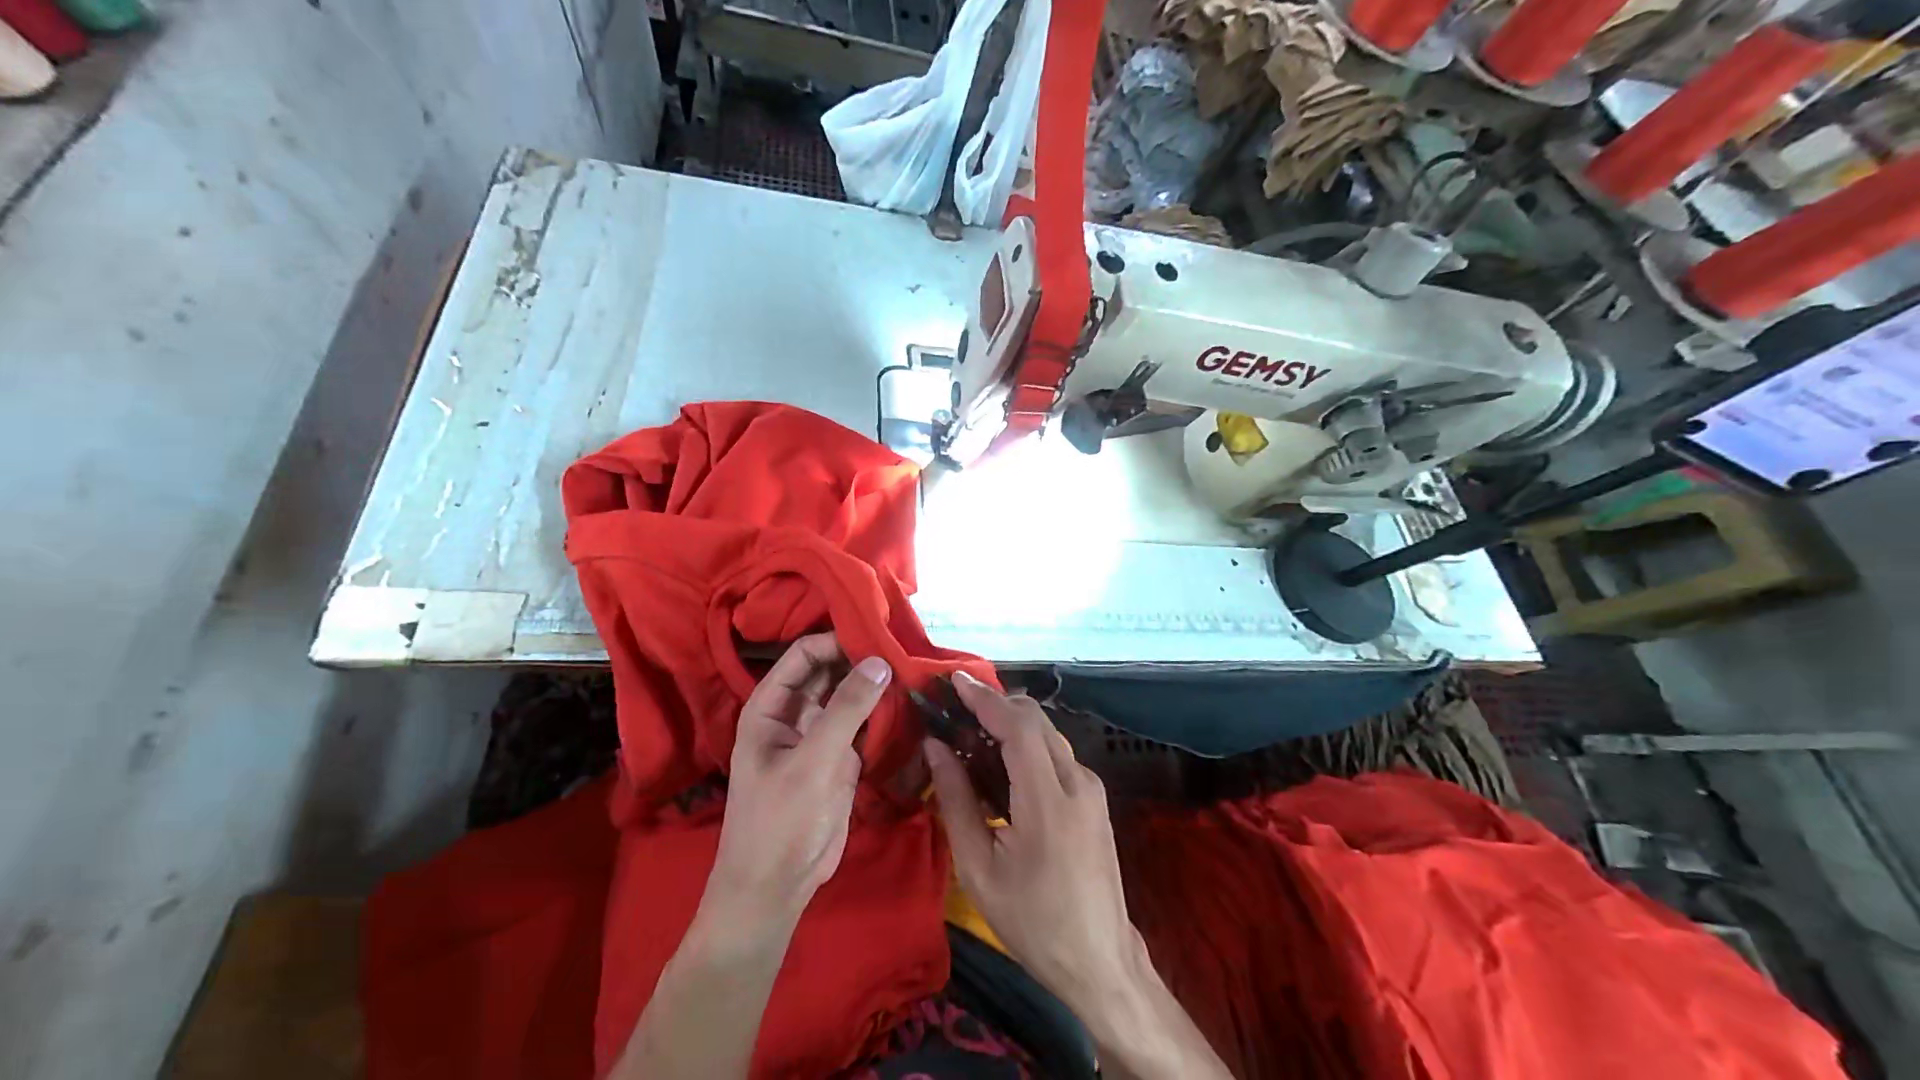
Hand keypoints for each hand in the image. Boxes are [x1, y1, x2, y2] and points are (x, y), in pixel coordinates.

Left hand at [708, 633, 890, 924]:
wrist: (777, 887)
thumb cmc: (780, 821)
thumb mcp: (812, 762)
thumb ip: (846, 709)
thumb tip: (879, 661)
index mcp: (770, 706)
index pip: (804, 654)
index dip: (837, 641)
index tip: (879, 634)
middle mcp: (794, 714)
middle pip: (829, 671)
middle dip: (861, 658)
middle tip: (904, 648)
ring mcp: (819, 736)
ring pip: (849, 696)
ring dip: (875, 685)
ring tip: (912, 668)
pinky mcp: (840, 758)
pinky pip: (863, 724)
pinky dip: (882, 713)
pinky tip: (909, 701)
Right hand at [926, 673, 1233, 1079]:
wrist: (1099, 960)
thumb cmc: (1032, 921)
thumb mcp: (978, 868)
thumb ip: (955, 800)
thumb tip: (935, 747)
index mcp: (1049, 800)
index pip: (1017, 727)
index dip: (984, 698)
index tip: (953, 681)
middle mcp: (1078, 782)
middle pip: (1036, 720)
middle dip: (995, 703)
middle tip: (954, 706)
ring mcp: (1091, 789)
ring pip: (1048, 734)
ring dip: (1010, 723)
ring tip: (969, 730)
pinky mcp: (1094, 798)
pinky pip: (1056, 754)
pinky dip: (1026, 744)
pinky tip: (999, 760)